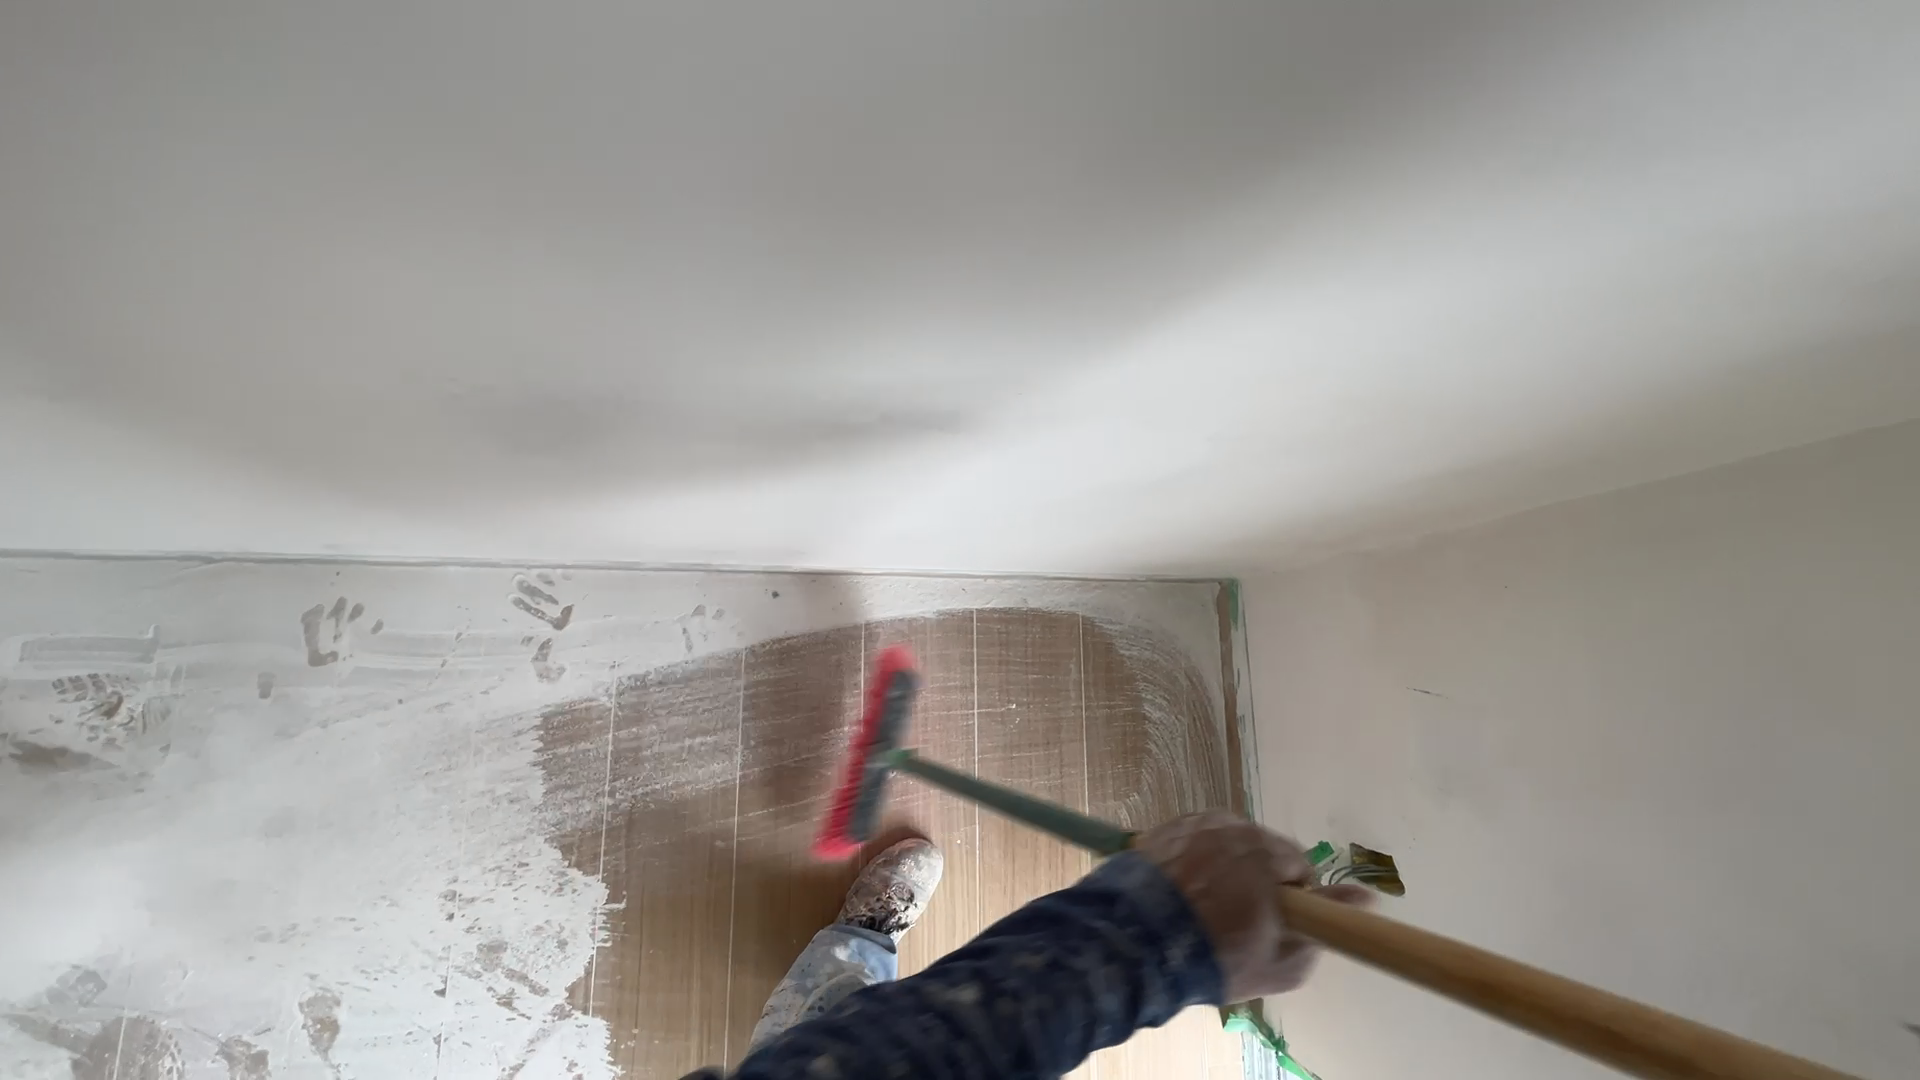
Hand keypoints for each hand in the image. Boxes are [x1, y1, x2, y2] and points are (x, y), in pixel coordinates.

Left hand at [1135, 809, 1374, 1001]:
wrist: (1137, 942)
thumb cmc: (1216, 956)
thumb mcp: (1282, 960)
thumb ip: (1325, 926)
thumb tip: (1365, 898)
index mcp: (1265, 853)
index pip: (1297, 866)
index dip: (1294, 896)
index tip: (1280, 919)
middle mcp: (1231, 827)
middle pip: (1259, 848)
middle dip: (1258, 877)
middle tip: (1240, 915)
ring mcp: (1193, 824)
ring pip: (1226, 841)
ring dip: (1226, 863)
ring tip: (1208, 902)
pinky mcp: (1164, 828)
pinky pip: (1194, 839)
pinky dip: (1196, 858)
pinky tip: (1185, 888)